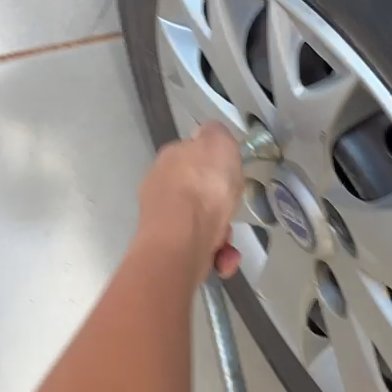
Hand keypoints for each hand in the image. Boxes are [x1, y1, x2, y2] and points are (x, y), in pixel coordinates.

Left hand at [137, 122, 245, 281]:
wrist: (182, 239)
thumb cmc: (204, 185)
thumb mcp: (219, 142)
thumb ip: (216, 134)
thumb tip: (210, 133)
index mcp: (170, 158)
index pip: (193, 156)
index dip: (215, 166)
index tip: (230, 176)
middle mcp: (160, 186)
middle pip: (198, 194)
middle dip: (219, 206)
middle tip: (231, 210)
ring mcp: (160, 220)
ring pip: (200, 225)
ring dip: (221, 234)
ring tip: (228, 242)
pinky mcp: (166, 250)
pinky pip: (199, 251)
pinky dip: (215, 255)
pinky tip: (224, 258)